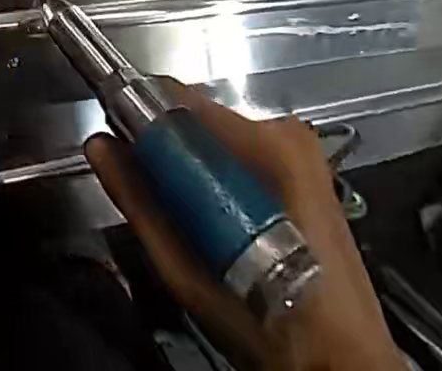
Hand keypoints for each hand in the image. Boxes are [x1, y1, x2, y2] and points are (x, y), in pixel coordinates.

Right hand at [85, 83, 405, 370]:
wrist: (343, 367)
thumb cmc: (267, 321)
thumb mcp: (187, 269)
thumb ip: (139, 201)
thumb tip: (99, 147)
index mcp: (265, 145)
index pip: (178, 98)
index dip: (140, 118)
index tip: (119, 143)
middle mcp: (286, 132)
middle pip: (197, 116)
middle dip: (166, 145)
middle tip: (150, 187)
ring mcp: (300, 149)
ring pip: (216, 134)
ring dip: (190, 161)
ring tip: (185, 209)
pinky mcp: (306, 167)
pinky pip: (239, 150)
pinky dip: (216, 171)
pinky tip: (215, 212)